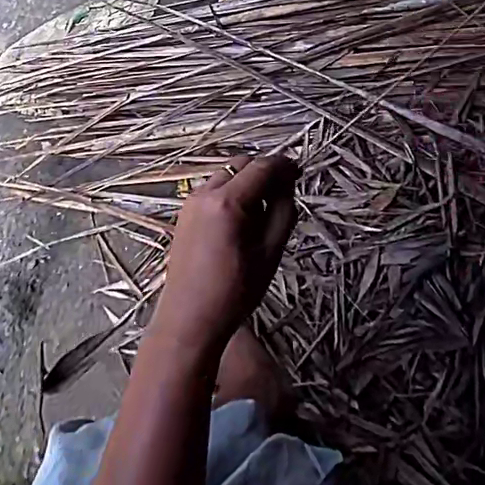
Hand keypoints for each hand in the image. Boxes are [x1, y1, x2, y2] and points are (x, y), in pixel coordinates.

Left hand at [148, 155, 298, 360]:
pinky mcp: (185, 213)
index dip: (284, 166)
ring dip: (247, 181)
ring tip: (262, 211)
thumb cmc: (234, 292)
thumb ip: (283, 212)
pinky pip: (213, 190)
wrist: (189, 320)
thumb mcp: (270, 252)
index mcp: (227, 203)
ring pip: (226, 175)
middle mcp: (205, 194)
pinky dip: (231, 192)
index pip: (261, 167)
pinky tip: (241, 219)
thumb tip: (287, 186)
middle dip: (264, 172)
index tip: (299, 172)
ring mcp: (191, 202)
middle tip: (283, 192)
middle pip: (241, 164)